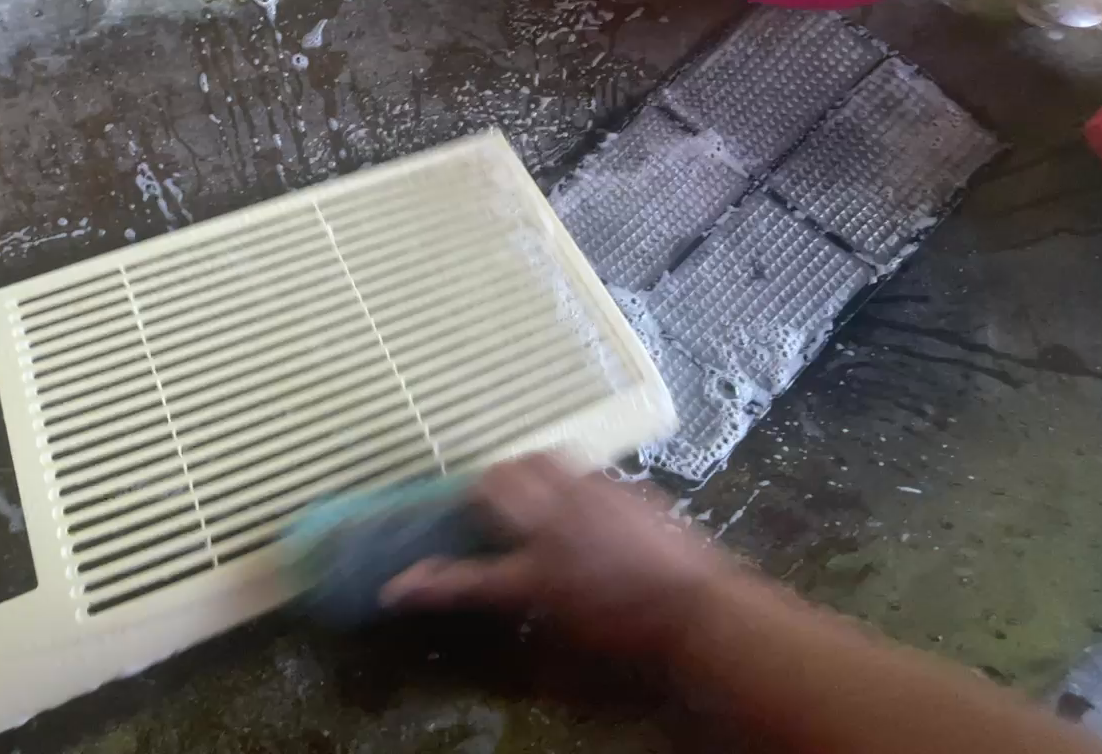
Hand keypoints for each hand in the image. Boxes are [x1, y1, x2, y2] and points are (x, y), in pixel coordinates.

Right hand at [381, 454, 729, 656]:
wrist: (706, 614)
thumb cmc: (637, 637)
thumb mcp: (573, 643)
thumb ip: (520, 616)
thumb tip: (486, 604)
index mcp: (539, 572)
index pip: (465, 577)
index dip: (425, 583)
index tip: (395, 585)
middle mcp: (557, 524)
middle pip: (497, 482)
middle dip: (484, 488)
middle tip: (486, 505)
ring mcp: (591, 496)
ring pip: (537, 459)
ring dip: (524, 471)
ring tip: (530, 490)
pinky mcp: (622, 485)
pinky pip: (581, 465)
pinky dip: (566, 475)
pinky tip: (579, 496)